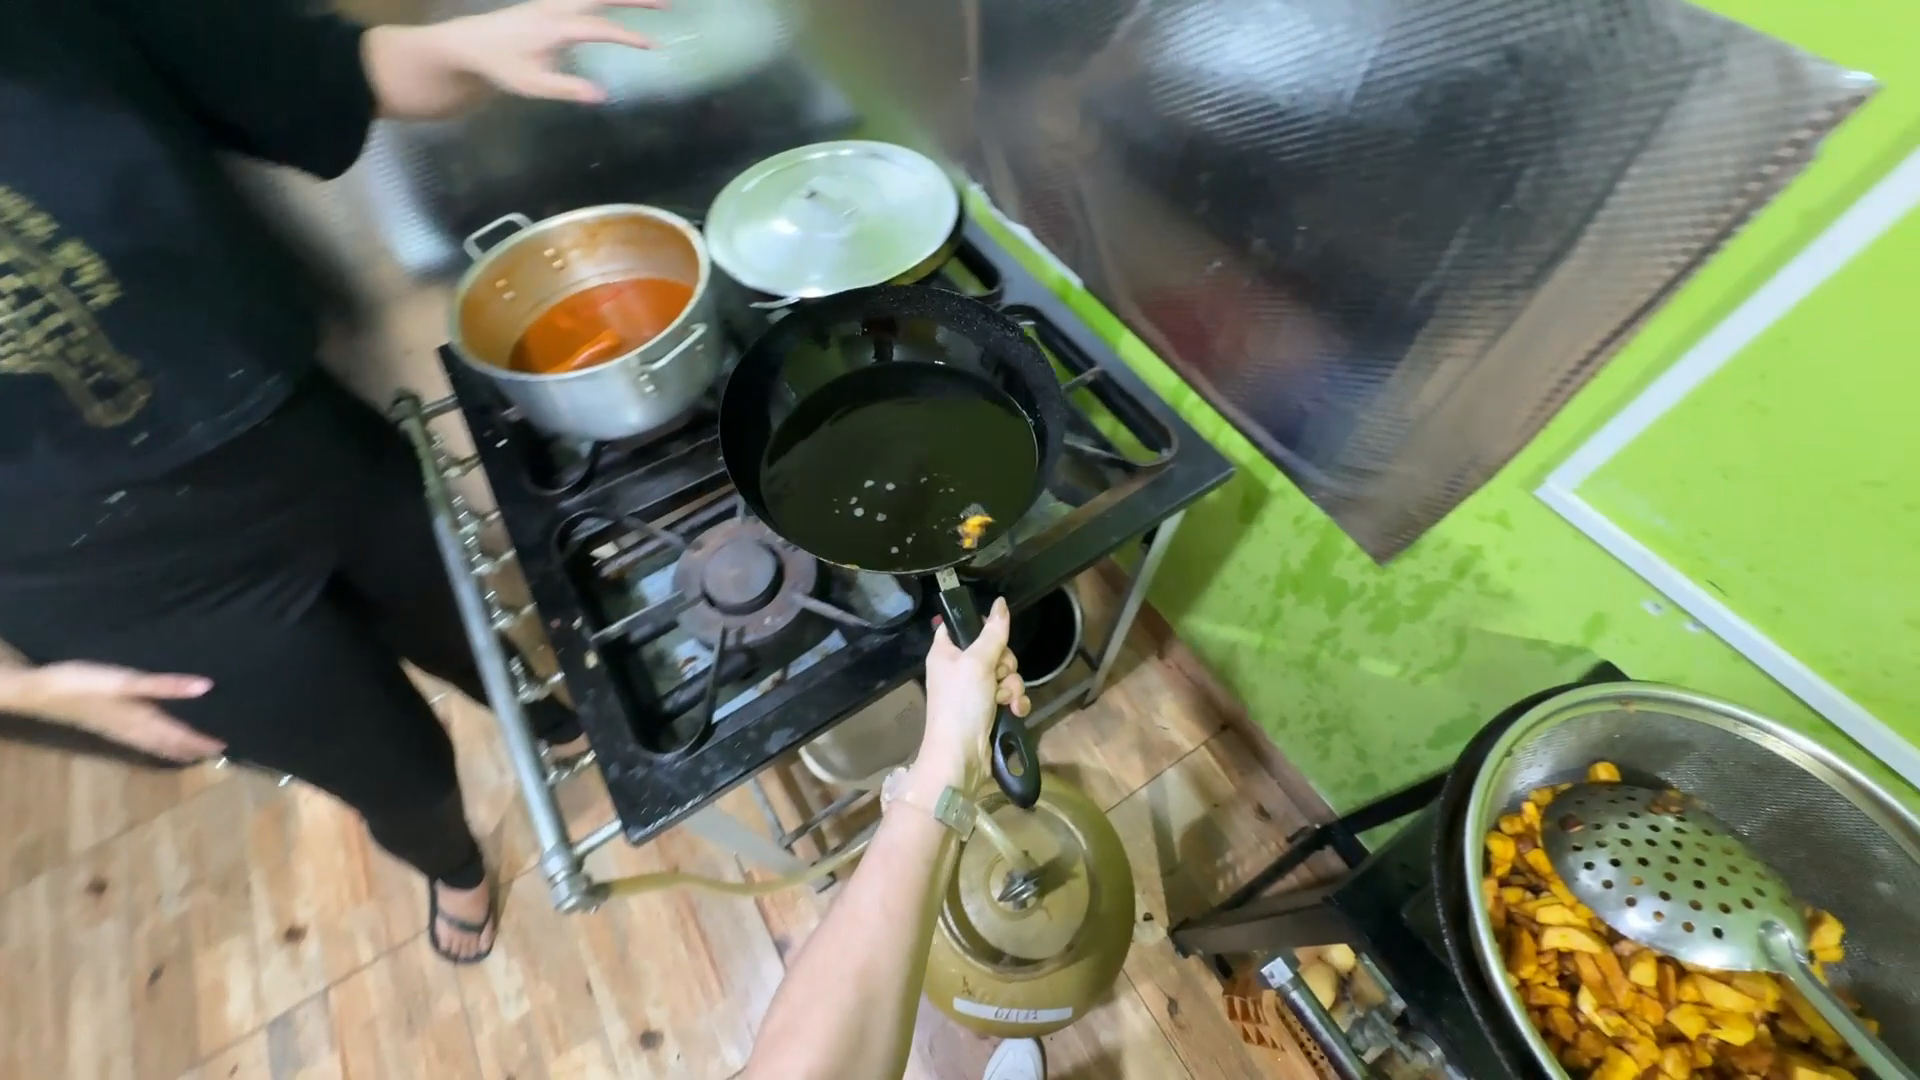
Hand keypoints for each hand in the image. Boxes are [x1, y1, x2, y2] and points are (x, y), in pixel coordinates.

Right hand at [0, 661, 222, 761]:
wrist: (32, 689)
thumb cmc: (81, 683)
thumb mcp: (125, 681)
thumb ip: (164, 685)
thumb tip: (206, 687)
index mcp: (140, 718)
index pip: (178, 734)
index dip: (200, 741)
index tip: (223, 748)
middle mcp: (129, 727)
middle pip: (166, 742)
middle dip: (190, 748)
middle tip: (215, 754)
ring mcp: (114, 727)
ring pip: (151, 742)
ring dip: (172, 748)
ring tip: (191, 754)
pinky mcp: (102, 722)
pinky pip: (137, 739)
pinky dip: (153, 743)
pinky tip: (152, 741)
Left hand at [437, 0, 661, 104]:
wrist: (470, 44)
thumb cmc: (502, 66)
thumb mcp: (533, 85)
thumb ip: (567, 88)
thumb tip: (601, 94)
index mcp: (553, 27)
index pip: (597, 28)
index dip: (626, 36)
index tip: (653, 45)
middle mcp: (555, 7)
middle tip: (666, 3)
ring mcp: (552, 2)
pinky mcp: (551, 4)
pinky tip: (621, 2)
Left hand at [918, 598, 1027, 784]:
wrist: (961, 757)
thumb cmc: (961, 704)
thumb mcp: (977, 663)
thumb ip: (993, 633)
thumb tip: (1000, 602)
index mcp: (946, 652)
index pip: (960, 625)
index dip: (979, 626)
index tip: (992, 634)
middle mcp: (959, 668)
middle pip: (993, 649)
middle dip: (1005, 664)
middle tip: (998, 675)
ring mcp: (974, 690)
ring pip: (1006, 673)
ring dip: (1012, 686)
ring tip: (1005, 700)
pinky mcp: (989, 709)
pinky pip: (1010, 695)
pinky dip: (1015, 702)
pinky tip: (1014, 712)